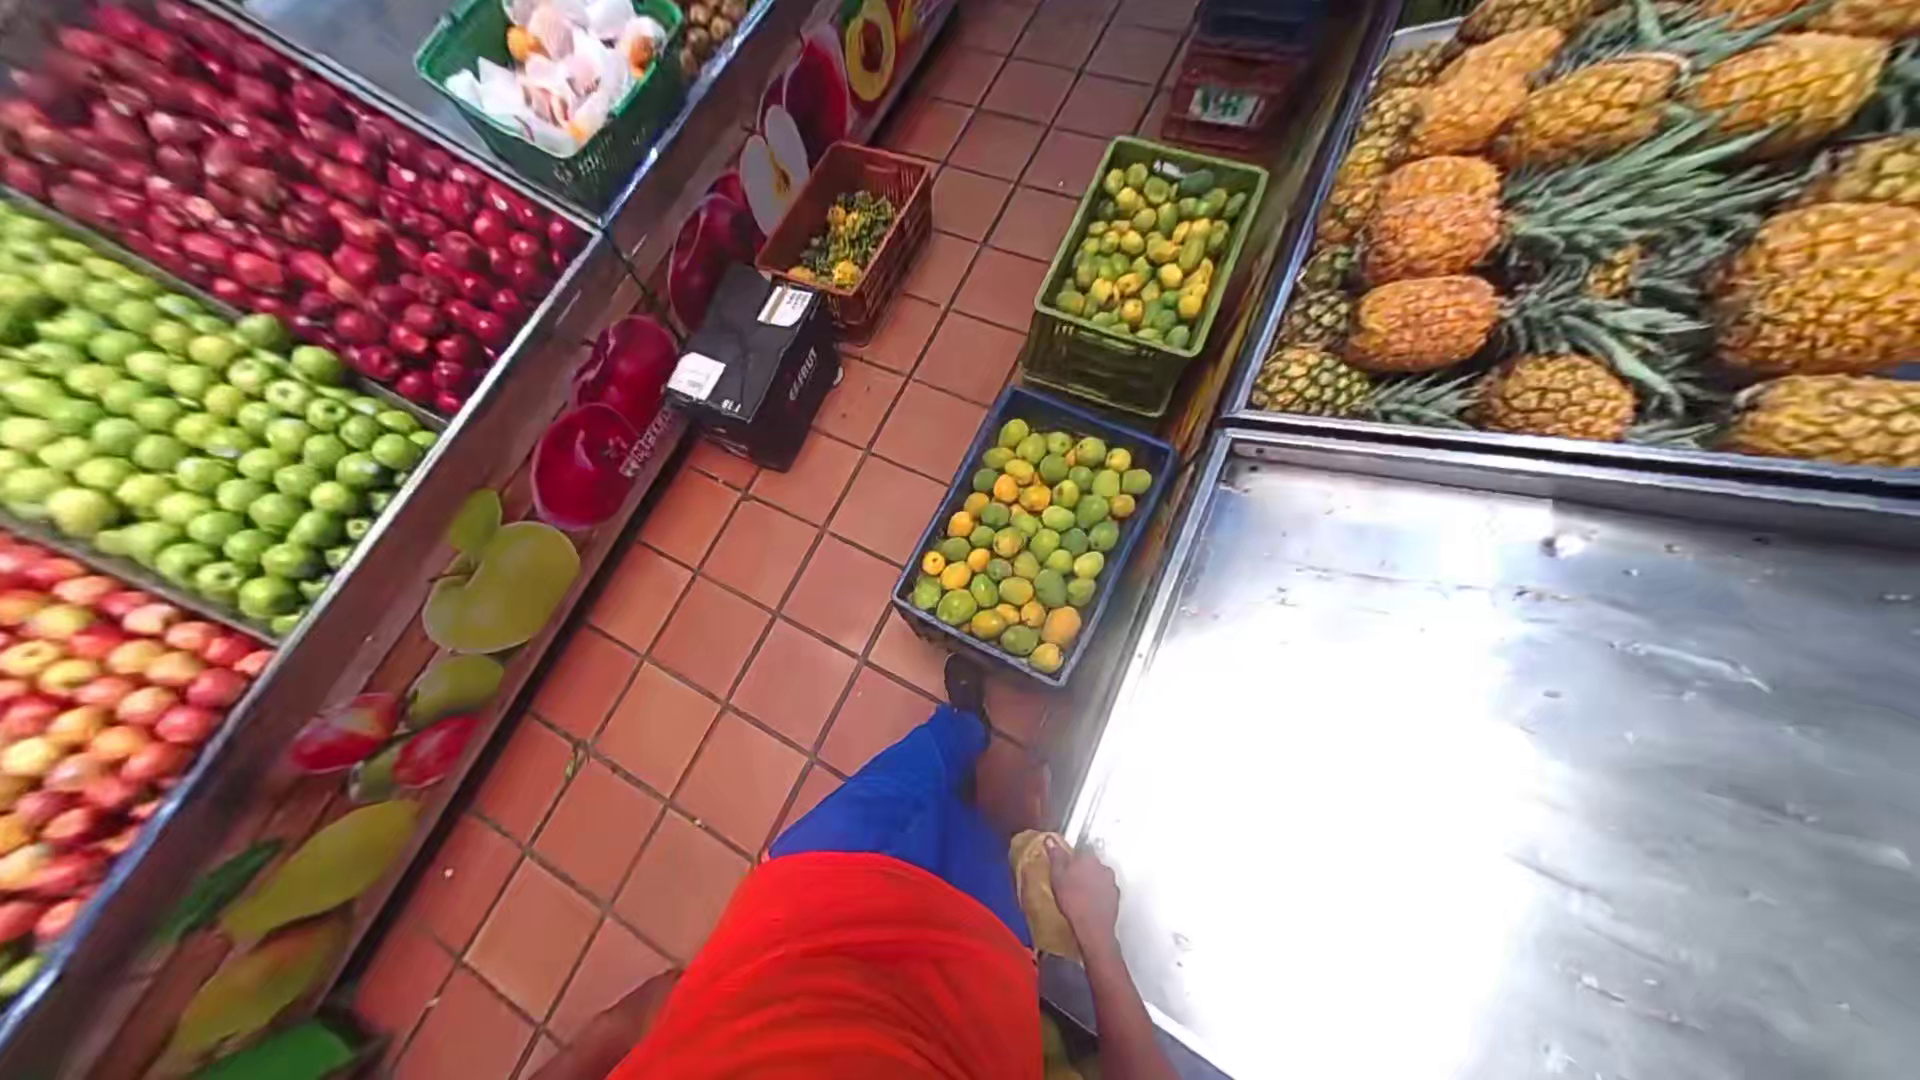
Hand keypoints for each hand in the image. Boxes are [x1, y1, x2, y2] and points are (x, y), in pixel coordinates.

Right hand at [1046, 836, 1119, 949]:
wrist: (1092, 927)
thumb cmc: (1072, 898)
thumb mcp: (1057, 875)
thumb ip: (1055, 855)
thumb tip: (1050, 838)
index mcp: (1088, 857)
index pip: (1079, 851)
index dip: (1071, 860)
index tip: (1065, 869)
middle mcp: (1103, 866)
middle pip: (1090, 863)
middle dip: (1082, 870)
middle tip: (1071, 882)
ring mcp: (1111, 882)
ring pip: (1099, 876)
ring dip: (1092, 881)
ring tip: (1081, 894)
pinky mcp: (1116, 897)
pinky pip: (1106, 890)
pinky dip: (1099, 894)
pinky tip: (1090, 903)